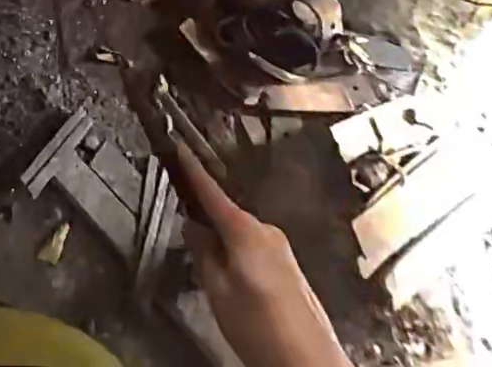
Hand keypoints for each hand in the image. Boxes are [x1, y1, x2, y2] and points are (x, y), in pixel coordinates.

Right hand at [176, 148, 351, 366]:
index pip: (211, 191)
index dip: (192, 169)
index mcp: (244, 230)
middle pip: (227, 215)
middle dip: (208, 225)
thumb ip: (203, 255)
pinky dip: (241, 259)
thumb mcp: (218, 294)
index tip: (179, 146)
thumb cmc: (259, 327)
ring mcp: (281, 247)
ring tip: (217, 283)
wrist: (312, 365)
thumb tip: (193, 226)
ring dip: (225, 248)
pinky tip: (240, 290)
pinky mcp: (290, 267)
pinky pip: (256, 251)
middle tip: (191, 249)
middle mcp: (265, 229)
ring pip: (242, 236)